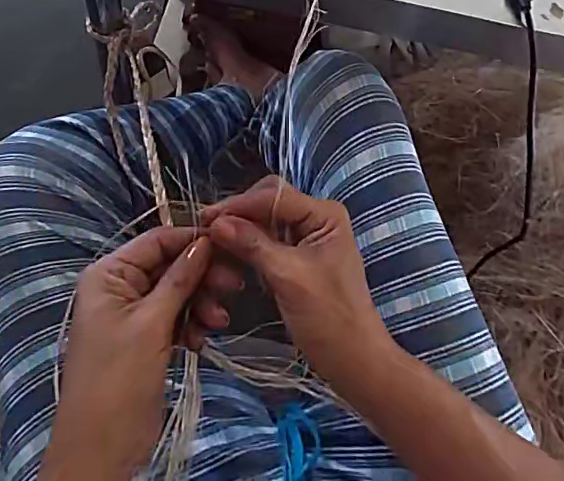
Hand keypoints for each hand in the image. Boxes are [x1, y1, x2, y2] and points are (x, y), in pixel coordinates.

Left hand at [44, 227, 241, 480]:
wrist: (100, 451)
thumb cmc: (118, 379)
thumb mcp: (151, 325)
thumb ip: (178, 281)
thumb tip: (203, 243)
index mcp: (108, 273)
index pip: (154, 241)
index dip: (189, 241)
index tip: (227, 245)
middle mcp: (118, 287)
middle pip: (167, 267)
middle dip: (199, 277)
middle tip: (233, 286)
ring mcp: (131, 315)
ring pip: (174, 294)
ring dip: (198, 304)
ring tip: (217, 322)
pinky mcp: (144, 341)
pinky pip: (173, 319)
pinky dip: (190, 325)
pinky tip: (202, 340)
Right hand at [203, 178, 397, 395]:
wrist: (356, 366)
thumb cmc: (331, 320)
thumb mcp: (288, 277)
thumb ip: (252, 244)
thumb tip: (215, 223)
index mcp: (324, 214)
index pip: (274, 196)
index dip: (238, 205)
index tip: (207, 218)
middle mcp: (316, 217)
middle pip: (267, 201)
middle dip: (238, 213)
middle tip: (207, 227)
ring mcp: (307, 237)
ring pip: (264, 219)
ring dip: (239, 228)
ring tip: (212, 239)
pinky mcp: (297, 256)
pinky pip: (266, 239)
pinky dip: (246, 244)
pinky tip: (227, 251)